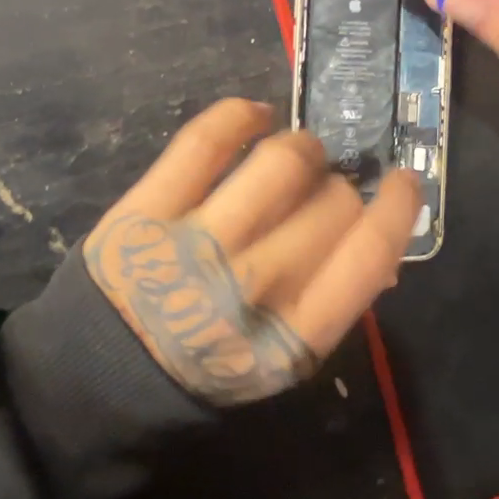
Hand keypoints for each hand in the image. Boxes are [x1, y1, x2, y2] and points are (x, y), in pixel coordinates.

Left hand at [82, 99, 421, 406]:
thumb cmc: (201, 372)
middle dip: (341, 188)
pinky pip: (206, 140)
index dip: (398, 209)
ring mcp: (195, 243)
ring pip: (281, 162)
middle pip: (331, 202)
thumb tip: (380, 242)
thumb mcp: (278, 363)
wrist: (93, 385)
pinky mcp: (146, 208)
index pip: (368, 256)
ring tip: (297, 152)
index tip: (405, 182)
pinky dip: (241, 114)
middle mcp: (250, 287)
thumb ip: (330, 305)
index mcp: (292, 339)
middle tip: (326, 189)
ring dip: (303, 147)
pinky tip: (255, 116)